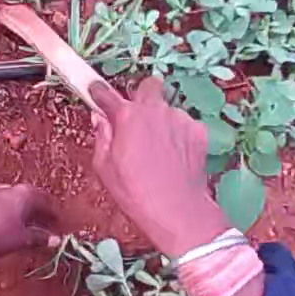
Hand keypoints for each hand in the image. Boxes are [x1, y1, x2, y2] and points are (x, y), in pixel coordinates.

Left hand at [0, 185, 55, 259]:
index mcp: (25, 194)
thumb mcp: (22, 239)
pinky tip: (1, 227)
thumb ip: (39, 238)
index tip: (59, 224)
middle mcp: (8, 189)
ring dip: (19, 213)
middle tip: (44, 226)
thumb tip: (55, 240)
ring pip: (10, 201)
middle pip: (28, 199)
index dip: (54, 214)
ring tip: (23, 228)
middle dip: (37, 213)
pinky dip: (3, 215)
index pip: (46, 201)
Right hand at [90, 76, 231, 257]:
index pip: (107, 94)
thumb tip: (100, 120)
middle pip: (148, 86)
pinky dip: (178, 135)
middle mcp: (155, 110)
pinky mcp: (198, 131)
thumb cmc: (135, 192)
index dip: (99, 92)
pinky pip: (184, 125)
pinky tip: (172, 157)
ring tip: (156, 150)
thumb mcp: (104, 168)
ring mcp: (180, 118)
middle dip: (141, 97)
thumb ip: (101, 137)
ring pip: (168, 109)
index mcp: (127, 117)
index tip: (95, 92)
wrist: (176, 209)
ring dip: (160, 121)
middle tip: (135, 119)